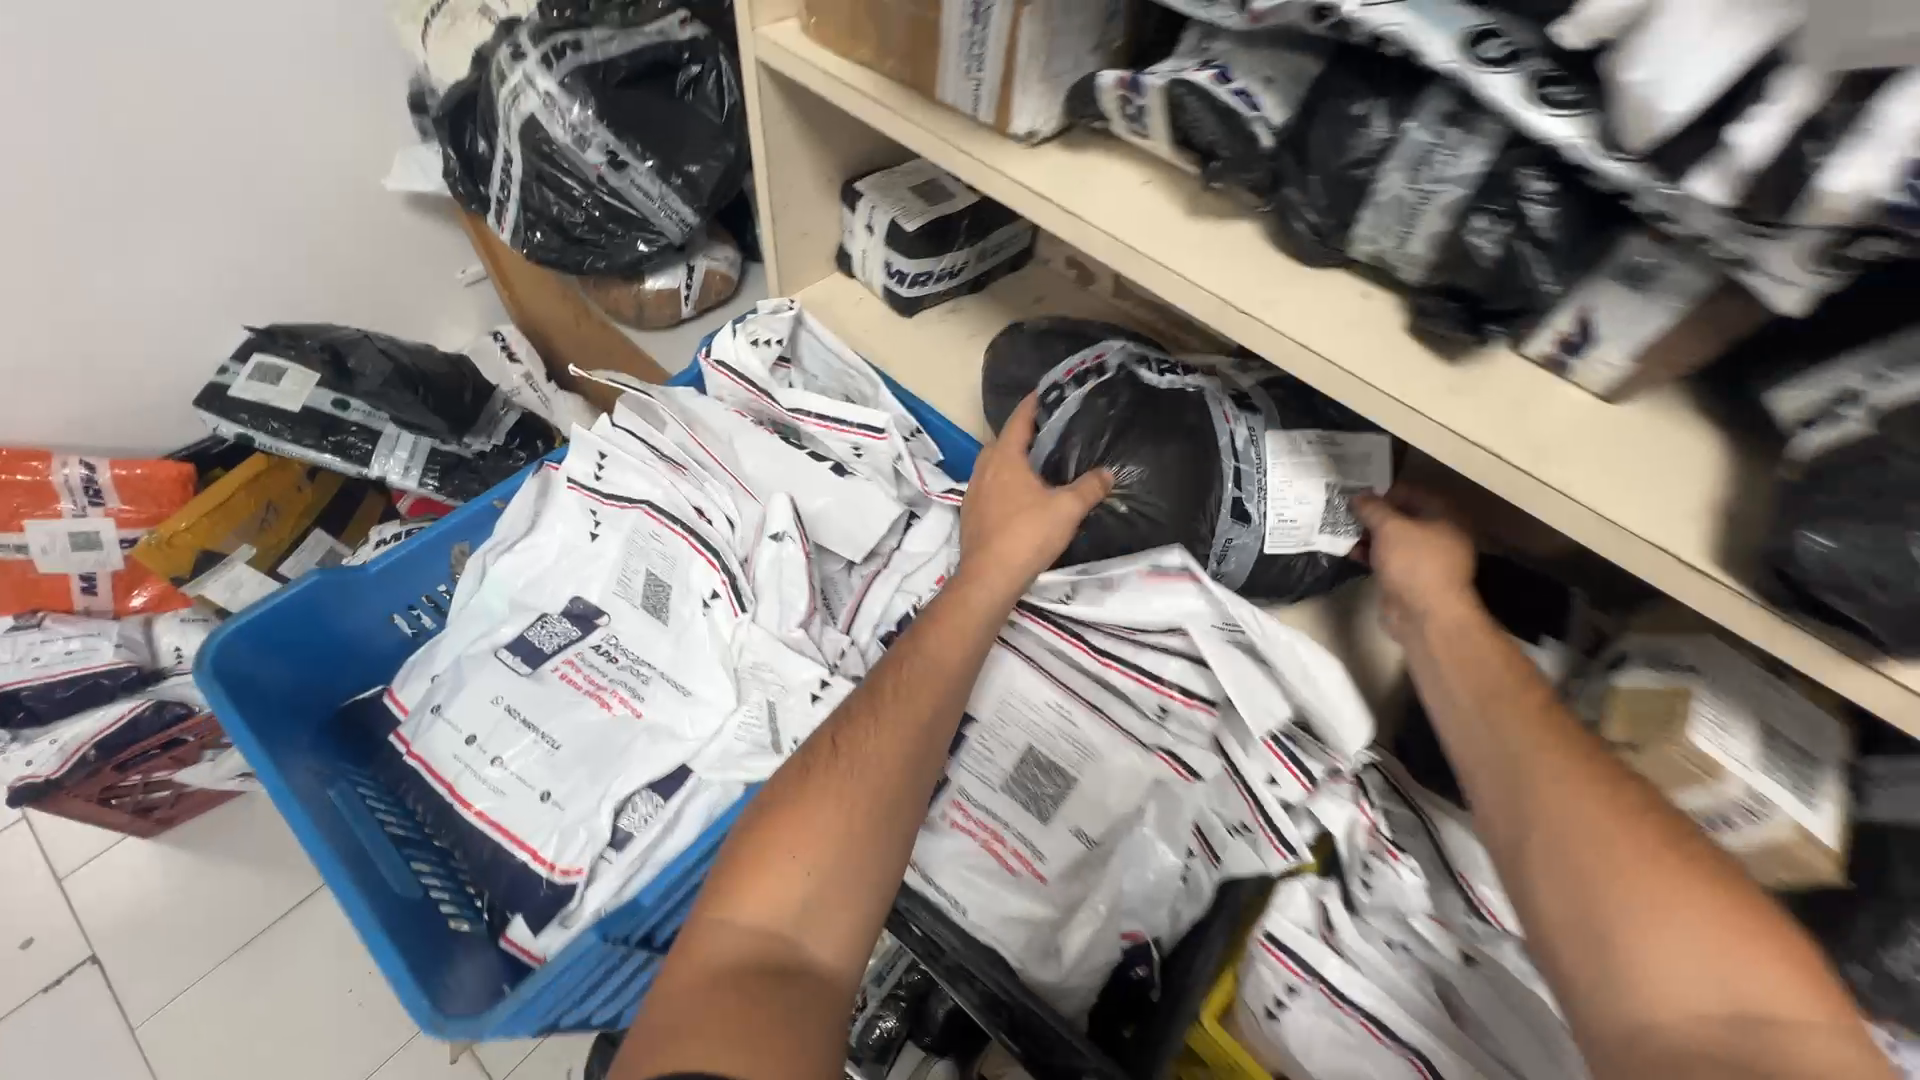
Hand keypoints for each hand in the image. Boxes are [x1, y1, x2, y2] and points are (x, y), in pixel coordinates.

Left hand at [955, 394, 1113, 603]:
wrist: (989, 577)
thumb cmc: (1027, 535)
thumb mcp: (1067, 509)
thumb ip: (1089, 488)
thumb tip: (1108, 473)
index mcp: (1004, 457)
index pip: (1019, 419)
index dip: (1033, 404)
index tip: (1046, 394)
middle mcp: (983, 468)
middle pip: (1004, 441)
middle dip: (1024, 434)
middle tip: (1049, 434)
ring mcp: (973, 492)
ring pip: (994, 466)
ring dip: (1012, 461)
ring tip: (1037, 465)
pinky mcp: (970, 514)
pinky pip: (989, 488)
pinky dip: (1004, 484)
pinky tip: (1020, 497)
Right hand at [1351, 486, 1481, 643]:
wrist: (1425, 614)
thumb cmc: (1414, 563)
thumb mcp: (1390, 528)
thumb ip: (1372, 508)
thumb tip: (1358, 496)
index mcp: (1444, 516)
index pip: (1412, 493)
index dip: (1384, 492)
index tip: (1358, 496)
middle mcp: (1439, 535)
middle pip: (1401, 517)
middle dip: (1373, 516)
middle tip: (1346, 513)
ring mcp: (1425, 559)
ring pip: (1393, 540)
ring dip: (1369, 536)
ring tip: (1343, 532)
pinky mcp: (1410, 578)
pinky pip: (1389, 559)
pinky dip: (1371, 555)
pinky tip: (1352, 553)